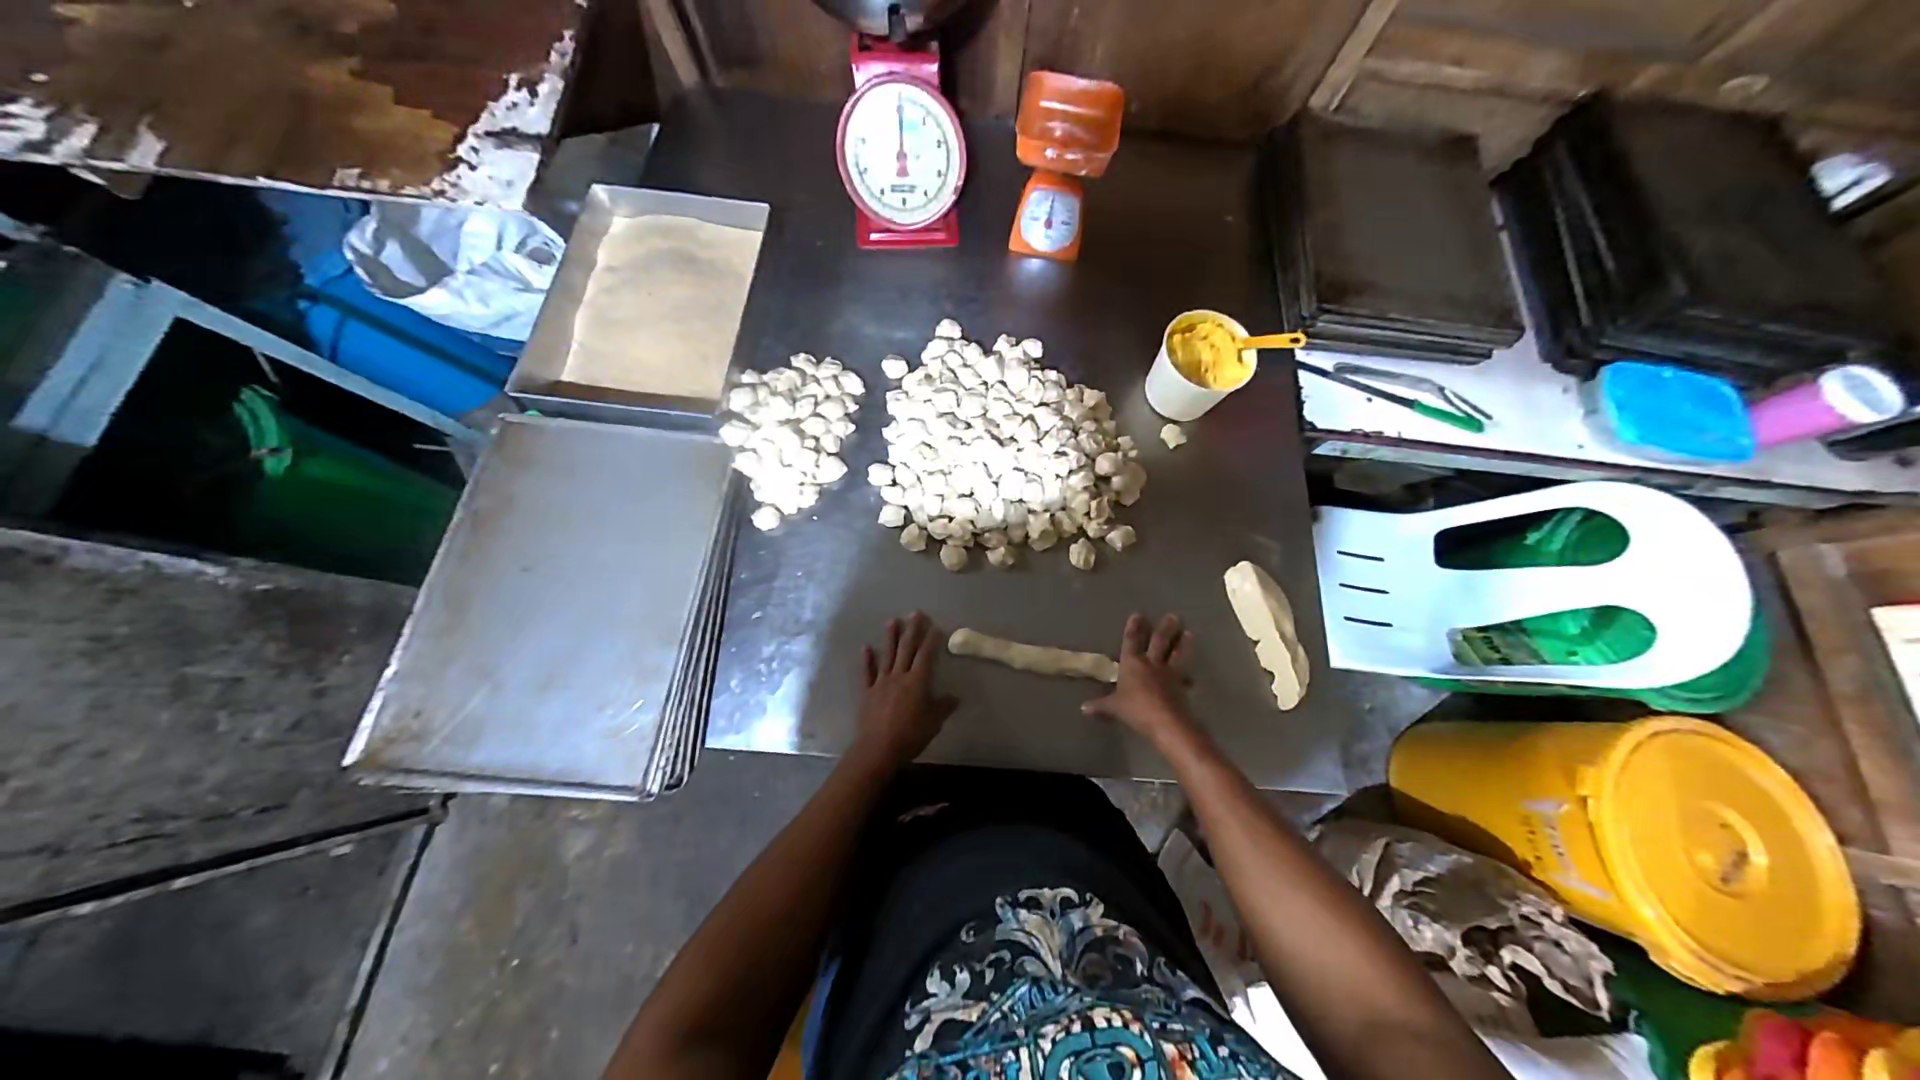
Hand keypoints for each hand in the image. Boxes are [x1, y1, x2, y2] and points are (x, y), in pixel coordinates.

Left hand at [853, 612, 955, 769]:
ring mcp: (881, 682)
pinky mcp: (867, 692)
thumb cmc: (910, 735)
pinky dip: (867, 659)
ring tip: (892, 620)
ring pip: (887, 655)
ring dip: (890, 637)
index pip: (926, 655)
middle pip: (906, 649)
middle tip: (915, 613)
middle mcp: (899, 676)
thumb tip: (955, 698)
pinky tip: (866, 647)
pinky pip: (867, 672)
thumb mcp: (934, 722)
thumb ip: (943, 707)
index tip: (935, 626)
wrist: (878, 748)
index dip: (931, 640)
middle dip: (912, 630)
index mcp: (918, 681)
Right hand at [1083, 614, 1197, 742]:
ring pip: (1177, 655)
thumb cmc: (1135, 709)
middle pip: (1159, 642)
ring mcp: (1170, 674)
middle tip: (1173, 616)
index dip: (1134, 628)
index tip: (1138, 615)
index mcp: (1132, 663)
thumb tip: (1083, 708)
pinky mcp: (1182, 687)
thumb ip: (1100, 706)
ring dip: (1183, 645)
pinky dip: (1188, 678)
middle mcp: (1152, 664)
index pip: (1132, 641)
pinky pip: (1186, 679)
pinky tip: (1191, 678)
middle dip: (1165, 628)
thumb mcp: (1113, 708)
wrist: (1166, 722)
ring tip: (1189, 634)